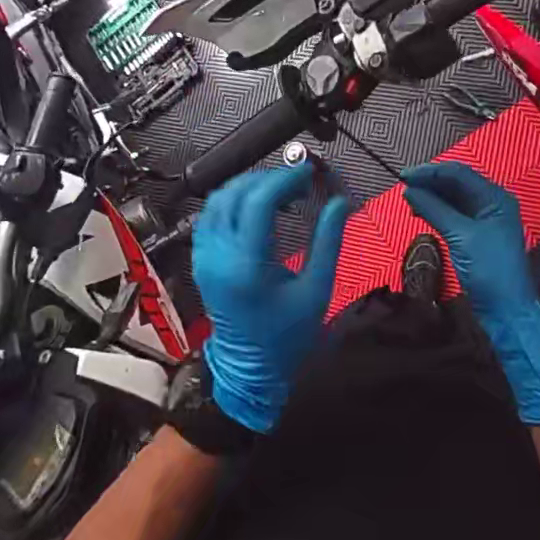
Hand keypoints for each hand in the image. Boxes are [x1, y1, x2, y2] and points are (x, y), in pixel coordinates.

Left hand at [192, 164, 350, 432]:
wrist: (250, 367)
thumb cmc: (287, 335)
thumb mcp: (316, 291)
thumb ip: (328, 243)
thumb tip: (339, 204)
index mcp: (247, 266)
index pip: (259, 201)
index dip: (284, 179)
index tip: (306, 173)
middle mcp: (218, 256)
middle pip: (234, 193)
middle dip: (266, 180)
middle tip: (296, 183)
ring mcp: (204, 257)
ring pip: (216, 200)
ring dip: (247, 188)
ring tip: (278, 194)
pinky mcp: (200, 260)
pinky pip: (209, 217)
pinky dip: (231, 203)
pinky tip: (254, 210)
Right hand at [400, 162, 539, 424]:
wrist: (506, 309)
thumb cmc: (489, 270)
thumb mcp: (461, 236)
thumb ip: (435, 210)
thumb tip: (409, 190)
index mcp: (495, 198)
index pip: (459, 174)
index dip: (430, 172)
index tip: (403, 176)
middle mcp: (492, 204)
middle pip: (457, 184)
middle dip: (430, 183)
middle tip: (403, 187)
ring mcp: (485, 220)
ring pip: (454, 199)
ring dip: (432, 197)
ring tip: (409, 200)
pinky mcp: (476, 236)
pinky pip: (454, 215)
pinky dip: (437, 212)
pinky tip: (421, 213)